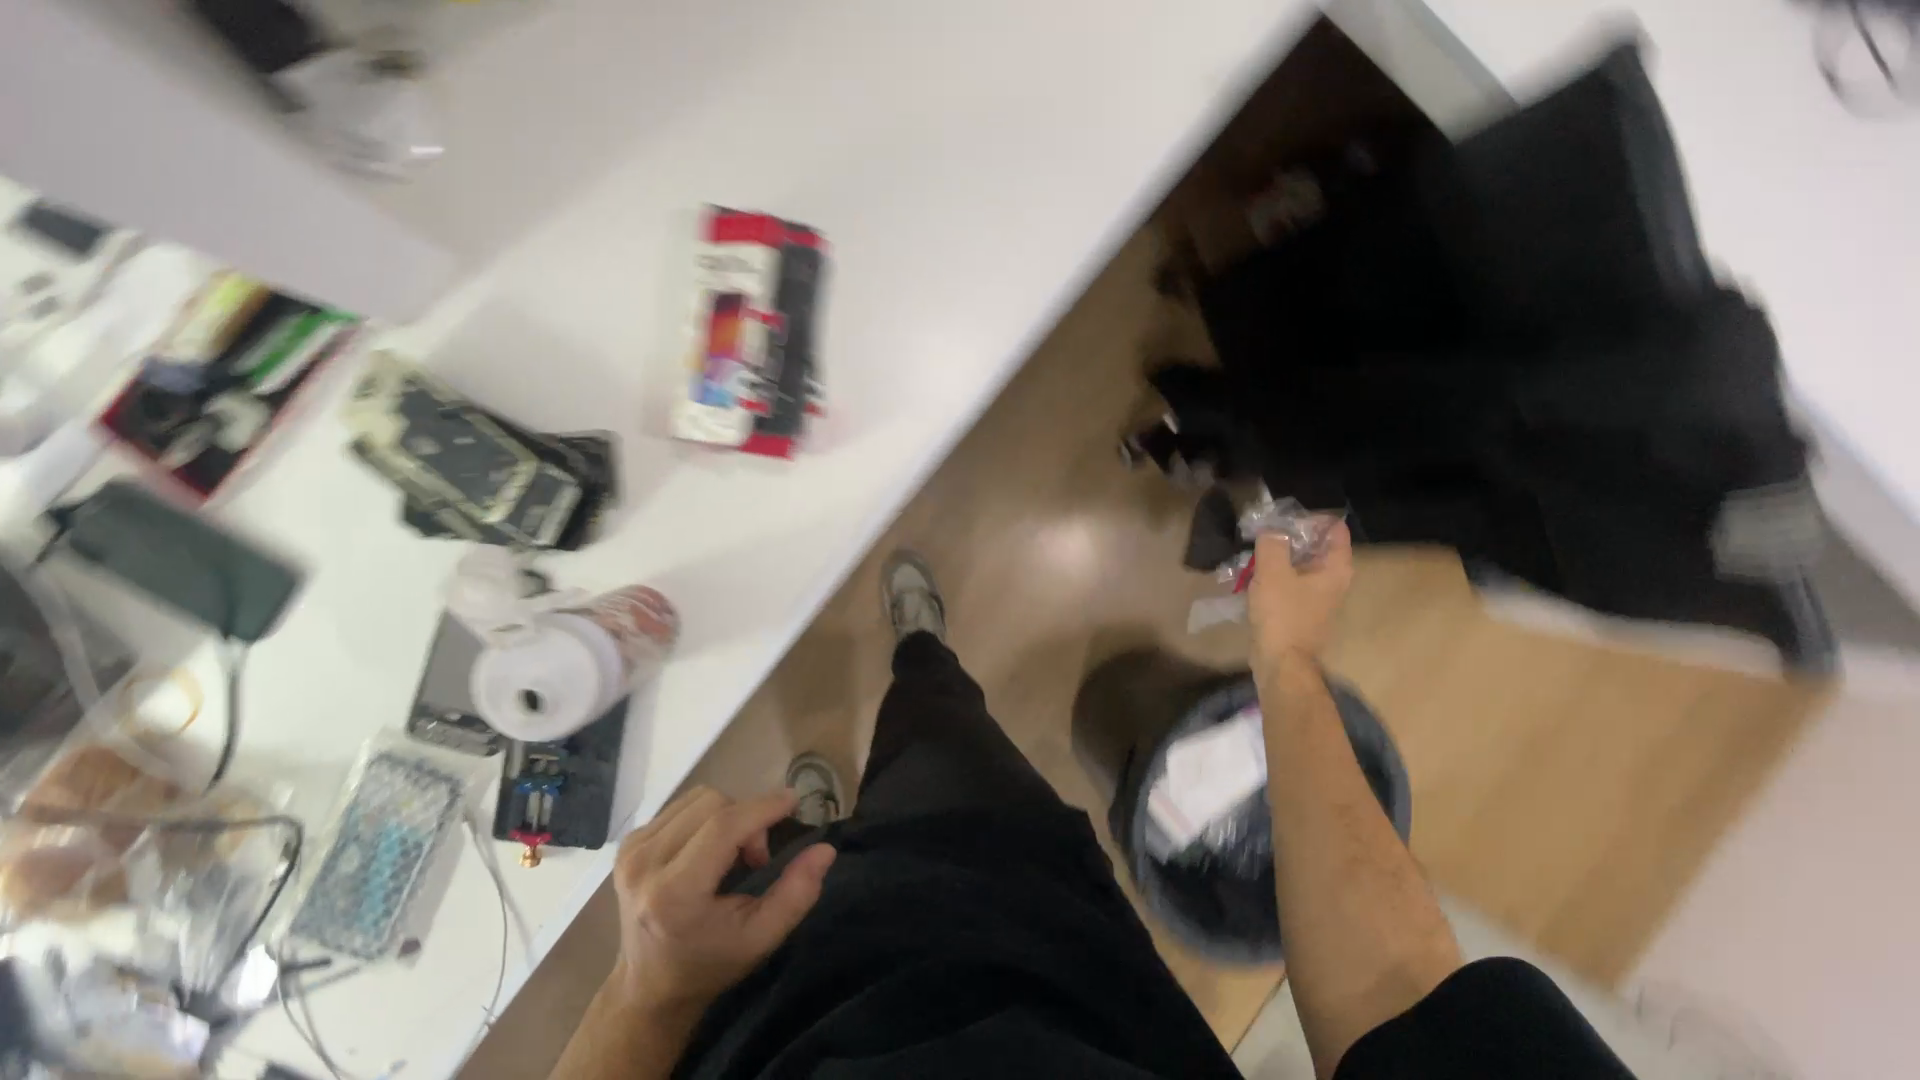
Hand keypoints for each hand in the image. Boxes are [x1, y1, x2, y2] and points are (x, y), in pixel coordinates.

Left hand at [606, 786, 836, 1020]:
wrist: (650, 985)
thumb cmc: (711, 963)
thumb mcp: (761, 938)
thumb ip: (797, 894)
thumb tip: (824, 850)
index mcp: (674, 893)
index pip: (723, 827)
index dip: (763, 807)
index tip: (795, 801)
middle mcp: (645, 864)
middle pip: (714, 804)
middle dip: (748, 820)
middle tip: (756, 859)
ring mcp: (631, 851)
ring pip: (698, 799)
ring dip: (728, 816)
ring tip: (731, 855)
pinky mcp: (627, 843)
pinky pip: (681, 806)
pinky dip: (707, 818)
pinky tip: (708, 850)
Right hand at [1248, 519, 1353, 668]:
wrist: (1281, 663)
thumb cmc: (1282, 616)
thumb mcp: (1273, 572)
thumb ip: (1272, 543)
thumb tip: (1272, 529)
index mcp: (1336, 568)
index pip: (1334, 528)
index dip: (1310, 518)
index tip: (1282, 520)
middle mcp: (1334, 581)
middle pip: (1317, 545)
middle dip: (1291, 536)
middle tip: (1263, 534)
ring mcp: (1319, 598)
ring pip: (1301, 565)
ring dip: (1280, 557)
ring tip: (1254, 553)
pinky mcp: (1302, 611)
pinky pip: (1291, 583)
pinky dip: (1276, 576)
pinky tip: (1253, 577)